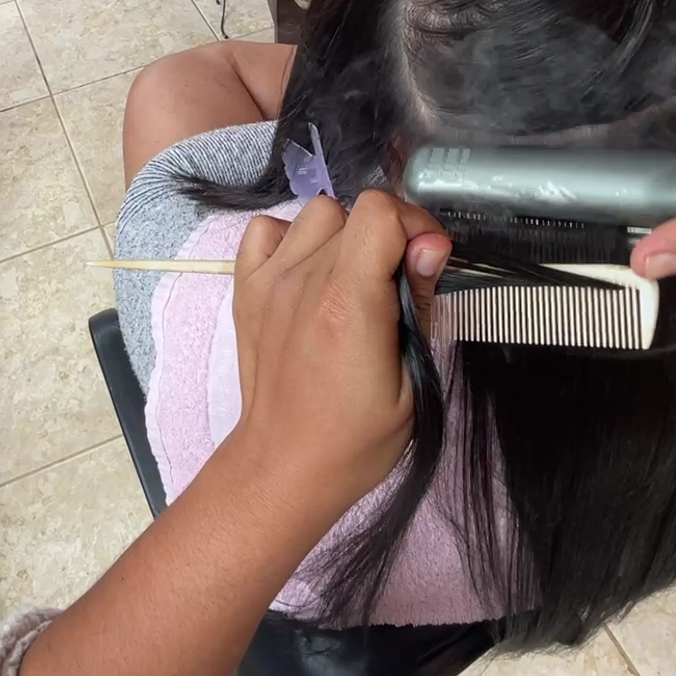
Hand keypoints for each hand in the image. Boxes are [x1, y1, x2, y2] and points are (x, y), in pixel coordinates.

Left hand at [229, 191, 451, 514]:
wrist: (284, 463)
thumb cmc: (356, 437)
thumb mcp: (413, 382)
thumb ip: (419, 304)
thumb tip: (431, 243)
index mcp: (347, 304)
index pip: (380, 211)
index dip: (414, 226)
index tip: (426, 262)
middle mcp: (302, 281)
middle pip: (354, 213)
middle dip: (387, 239)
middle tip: (393, 287)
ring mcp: (267, 281)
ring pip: (315, 213)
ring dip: (342, 236)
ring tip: (350, 279)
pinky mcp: (244, 288)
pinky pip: (265, 229)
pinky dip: (291, 239)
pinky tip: (307, 273)